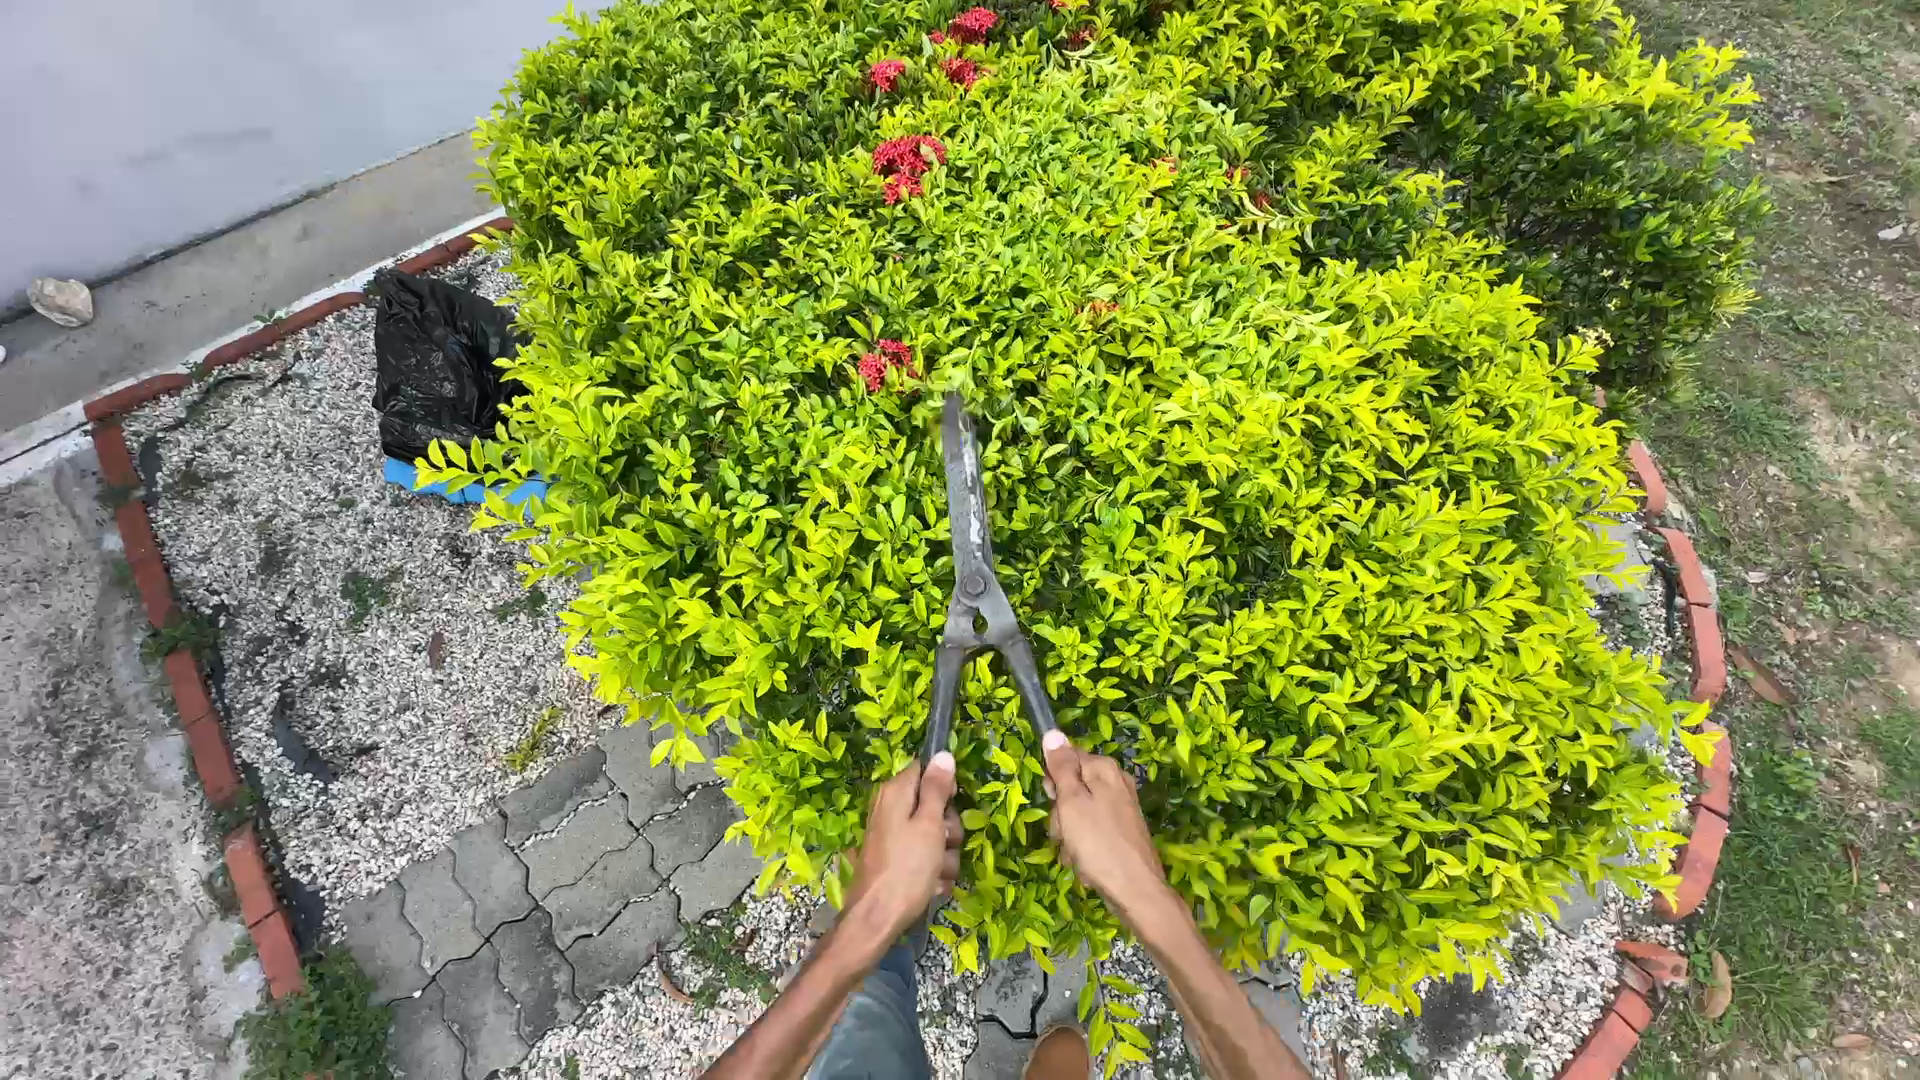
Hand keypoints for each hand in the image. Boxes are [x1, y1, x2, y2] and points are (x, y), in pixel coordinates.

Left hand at [843, 752, 961, 942]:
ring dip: (943, 856)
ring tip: (936, 872)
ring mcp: (892, 836)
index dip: (944, 786)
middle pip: (933, 805)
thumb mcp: (929, 825)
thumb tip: (943, 753)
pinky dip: (932, 871)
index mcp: (895, 792)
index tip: (952, 804)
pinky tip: (931, 886)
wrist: (877, 919)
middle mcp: (890, 808)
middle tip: (945, 843)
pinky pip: (924, 857)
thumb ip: (937, 789)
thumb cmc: (906, 868)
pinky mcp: (896, 860)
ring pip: (934, 835)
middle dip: (948, 828)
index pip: (925, 770)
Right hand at [1041, 730, 1176, 927]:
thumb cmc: (1099, 843)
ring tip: (1076, 853)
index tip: (1053, 801)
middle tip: (1065, 831)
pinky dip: (1084, 846)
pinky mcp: (1123, 830)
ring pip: (1079, 812)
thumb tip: (1053, 732)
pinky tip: (1085, 863)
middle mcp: (1116, 782)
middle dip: (1061, 812)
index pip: (1065, 758)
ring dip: (1070, 834)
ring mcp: (1121, 807)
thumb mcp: (1072, 802)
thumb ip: (1061, 768)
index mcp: (1104, 769)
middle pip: (1072, 787)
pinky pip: (1092, 830)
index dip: (1053, 781)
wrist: (1136, 891)